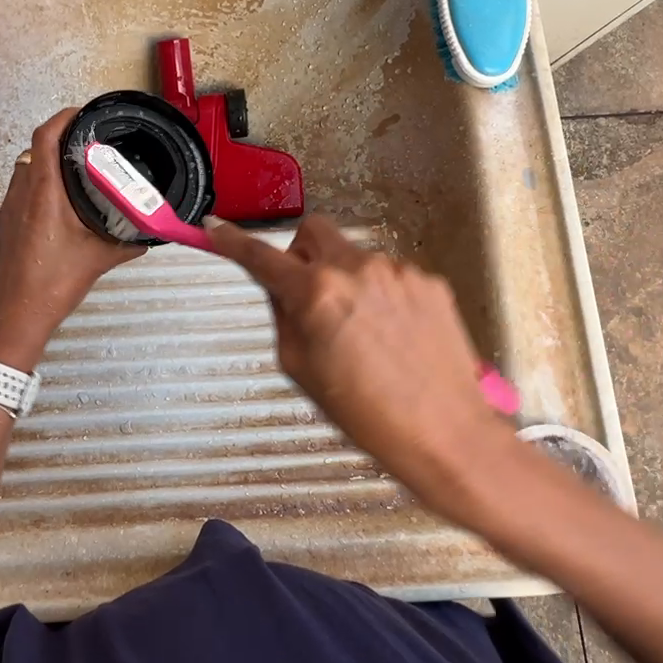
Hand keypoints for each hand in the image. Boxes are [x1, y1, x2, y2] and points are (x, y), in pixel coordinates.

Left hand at [0, 109, 143, 370]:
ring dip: (48, 163)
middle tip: (86, 142)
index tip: (82, 113)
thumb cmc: (54, 285)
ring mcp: (9, 209)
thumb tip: (151, 233)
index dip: (62, 117)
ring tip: (76, 170)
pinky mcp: (5, 224)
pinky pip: (20, 191)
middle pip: (34, 150)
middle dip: (59, 139)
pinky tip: (60, 202)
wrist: (19, 315)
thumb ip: (129, 241)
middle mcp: (20, 195)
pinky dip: (39, 185)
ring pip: (26, 170)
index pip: (44, 137)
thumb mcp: (100, 258)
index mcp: (43, 194)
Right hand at [207, 215, 519, 517]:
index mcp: (316, 294)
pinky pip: (390, 275)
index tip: (215, 228)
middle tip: (306, 293)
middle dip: (301, 254)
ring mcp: (398, 272)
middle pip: (313, 232)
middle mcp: (357, 269)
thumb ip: (283, 317)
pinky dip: (381, 296)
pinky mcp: (430, 282)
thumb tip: (279, 289)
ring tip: (362, 333)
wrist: (446, 434)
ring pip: (354, 256)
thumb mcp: (301, 369)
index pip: (261, 256)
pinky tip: (392, 336)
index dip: (232, 241)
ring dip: (345, 280)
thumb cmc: (368, 414)